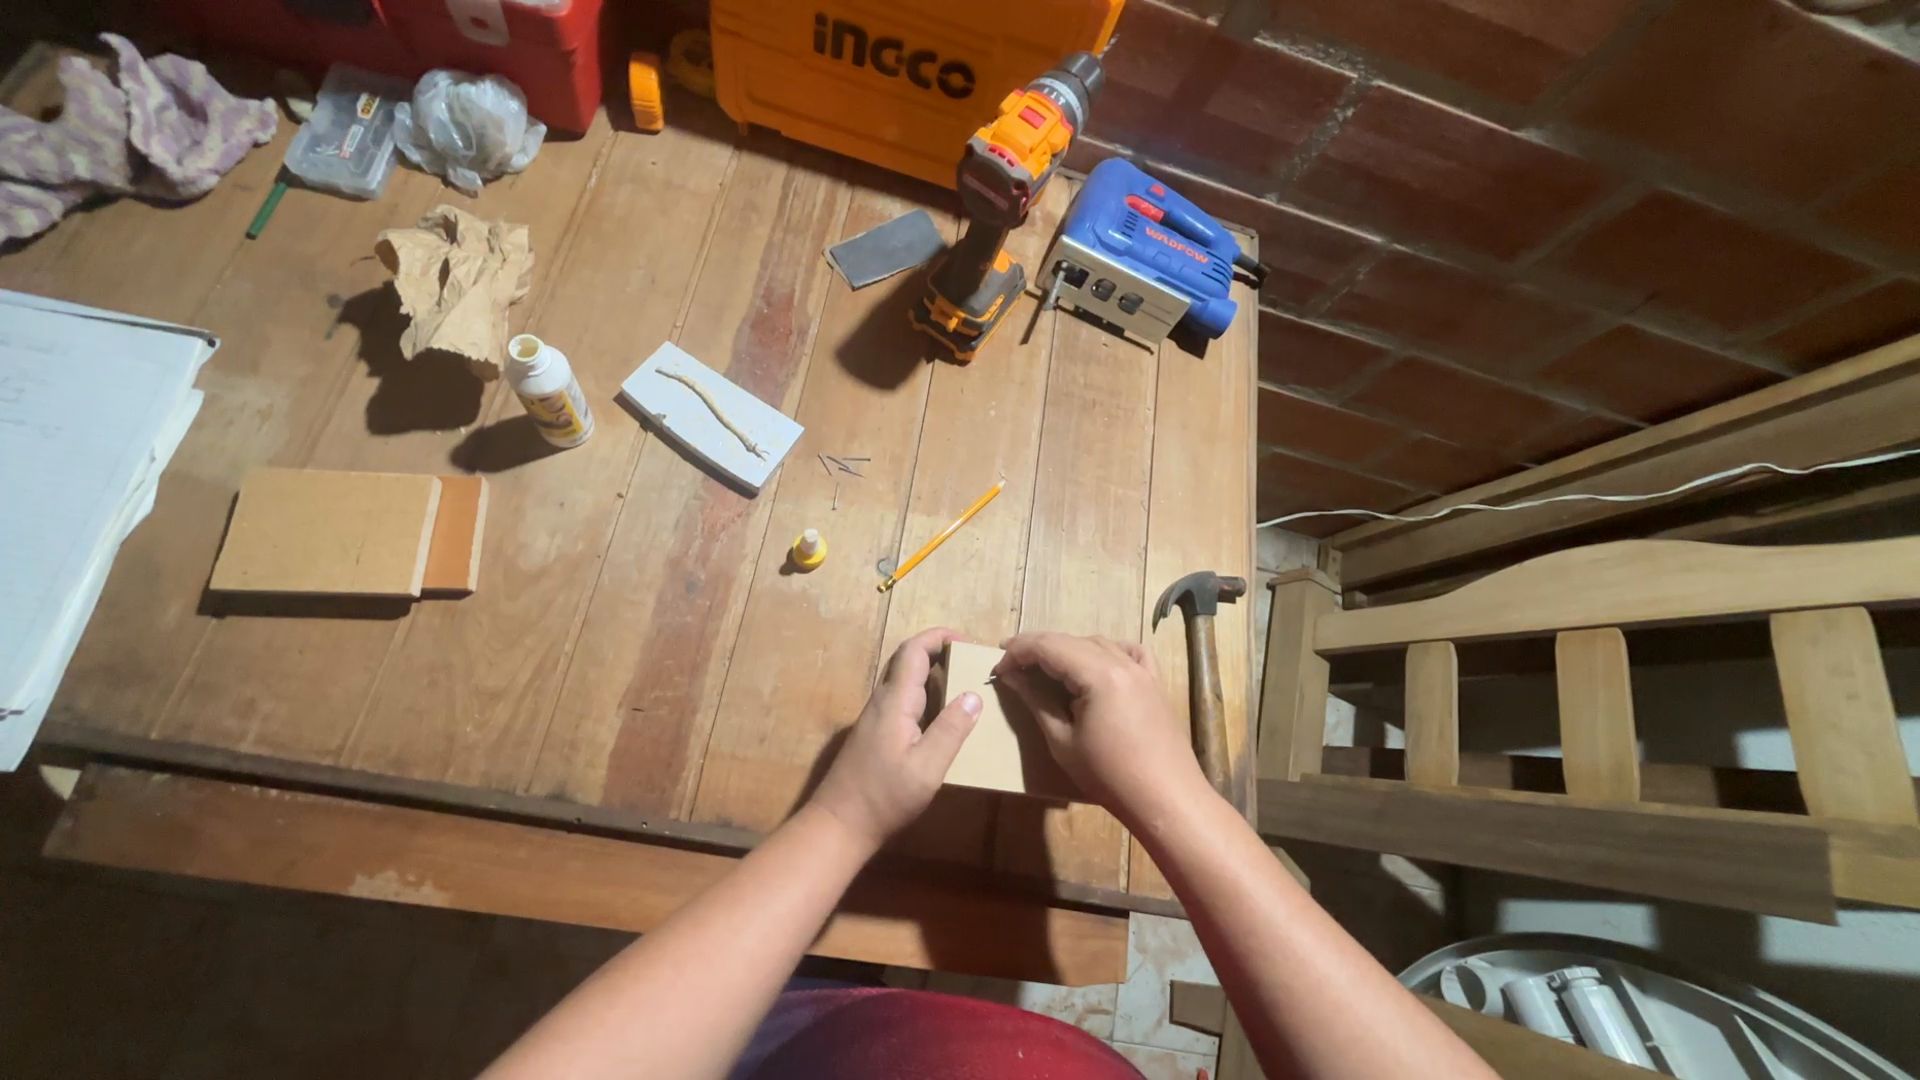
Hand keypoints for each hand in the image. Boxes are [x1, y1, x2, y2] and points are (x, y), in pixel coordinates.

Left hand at [807, 627, 981, 852]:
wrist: (839, 825)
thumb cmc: (884, 797)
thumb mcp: (926, 768)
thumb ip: (951, 729)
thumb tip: (973, 694)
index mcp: (894, 701)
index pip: (913, 651)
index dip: (939, 636)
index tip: (968, 642)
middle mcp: (882, 702)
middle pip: (906, 660)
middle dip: (937, 651)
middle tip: (970, 662)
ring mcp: (875, 718)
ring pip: (903, 681)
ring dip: (931, 674)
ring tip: (963, 685)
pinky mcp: (874, 735)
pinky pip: (901, 701)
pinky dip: (924, 695)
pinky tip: (941, 718)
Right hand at [992, 632, 1207, 828]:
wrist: (1166, 800)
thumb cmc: (1109, 776)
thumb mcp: (1062, 741)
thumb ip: (1036, 701)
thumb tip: (1011, 676)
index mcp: (1099, 674)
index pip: (1049, 646)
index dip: (1019, 652)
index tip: (998, 667)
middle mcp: (1122, 662)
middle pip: (1071, 640)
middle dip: (1038, 648)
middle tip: (1011, 664)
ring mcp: (1142, 670)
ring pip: (1098, 642)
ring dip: (1067, 649)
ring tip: (1044, 667)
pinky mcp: (1154, 683)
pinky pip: (1129, 651)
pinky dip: (1107, 650)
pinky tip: (1095, 662)